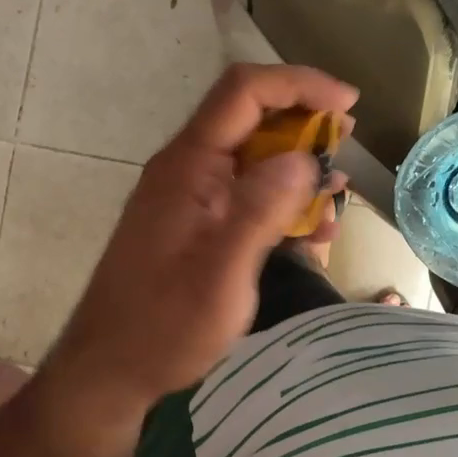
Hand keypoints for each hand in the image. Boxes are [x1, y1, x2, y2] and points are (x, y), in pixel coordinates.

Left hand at [49, 64, 358, 399]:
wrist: (109, 372)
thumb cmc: (164, 325)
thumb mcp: (223, 271)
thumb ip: (261, 208)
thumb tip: (305, 157)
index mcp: (188, 165)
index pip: (244, 92)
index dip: (300, 85)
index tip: (348, 104)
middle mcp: (186, 169)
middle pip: (250, 117)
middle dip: (304, 123)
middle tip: (347, 144)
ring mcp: (189, 197)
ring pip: (251, 158)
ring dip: (297, 166)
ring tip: (338, 191)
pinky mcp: (194, 225)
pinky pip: (243, 194)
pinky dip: (280, 201)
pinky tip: (311, 229)